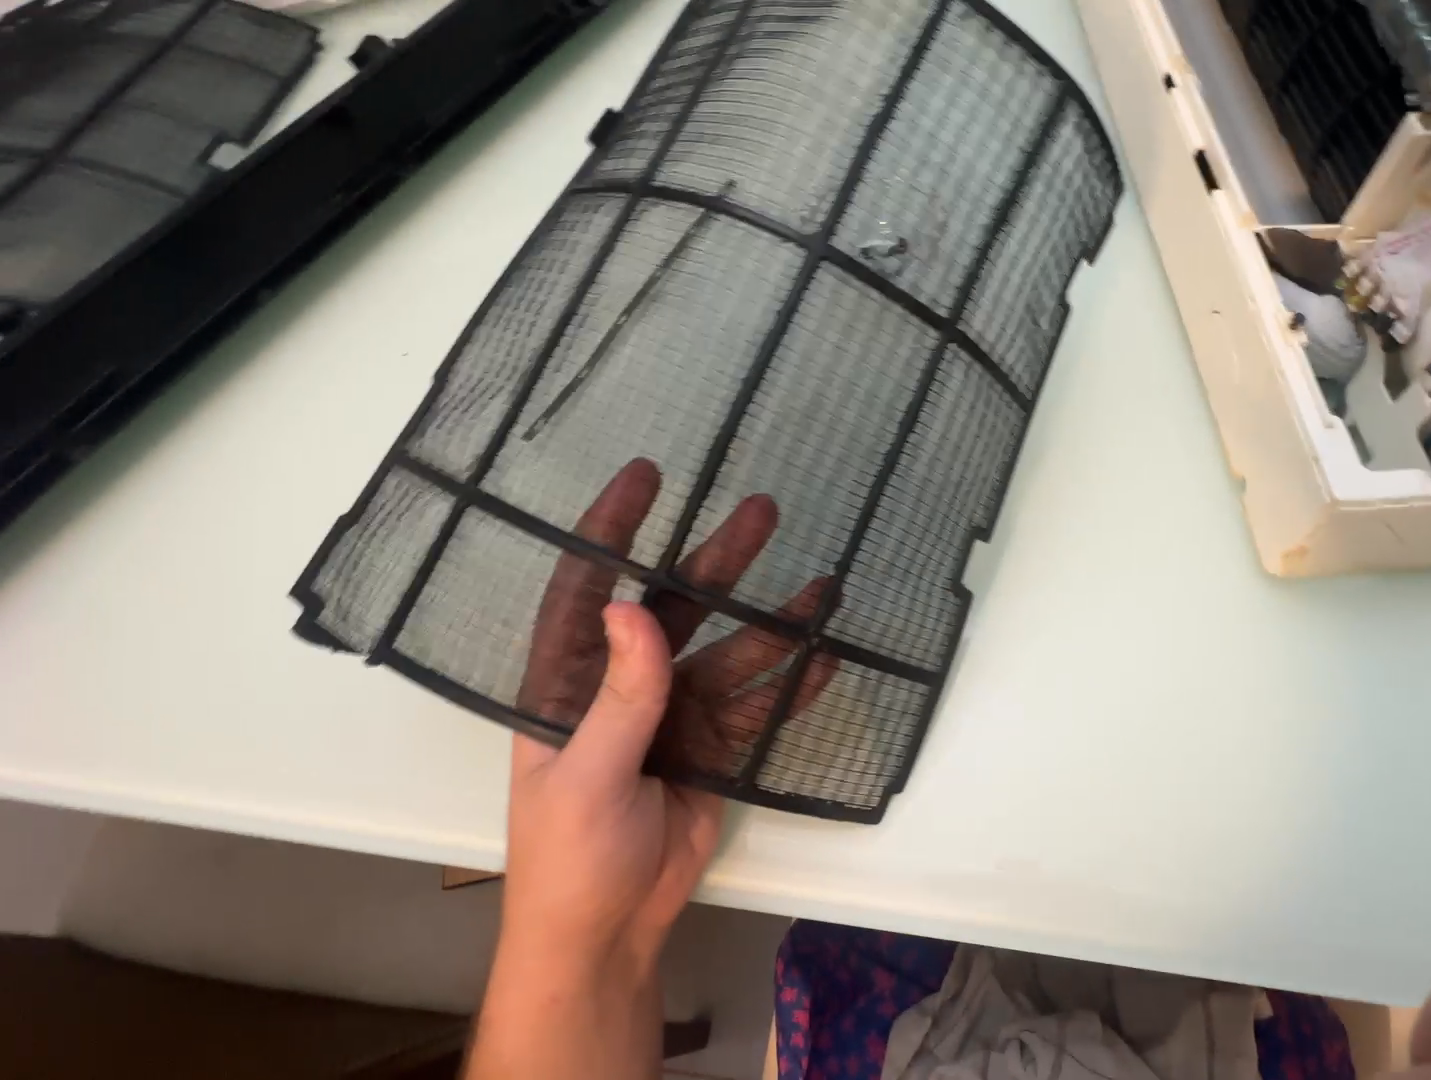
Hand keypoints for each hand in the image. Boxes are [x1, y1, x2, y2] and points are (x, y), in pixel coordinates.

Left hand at [470, 459, 831, 1079]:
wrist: (611, 932)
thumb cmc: (568, 855)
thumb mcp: (585, 774)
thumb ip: (619, 695)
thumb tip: (633, 608)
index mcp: (568, 680)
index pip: (587, 587)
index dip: (611, 528)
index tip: (646, 475)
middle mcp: (624, 682)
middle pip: (678, 605)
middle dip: (720, 560)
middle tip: (764, 511)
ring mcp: (674, 711)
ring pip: (732, 652)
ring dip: (776, 624)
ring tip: (825, 590)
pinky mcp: (715, 743)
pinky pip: (759, 704)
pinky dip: (793, 685)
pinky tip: (828, 659)